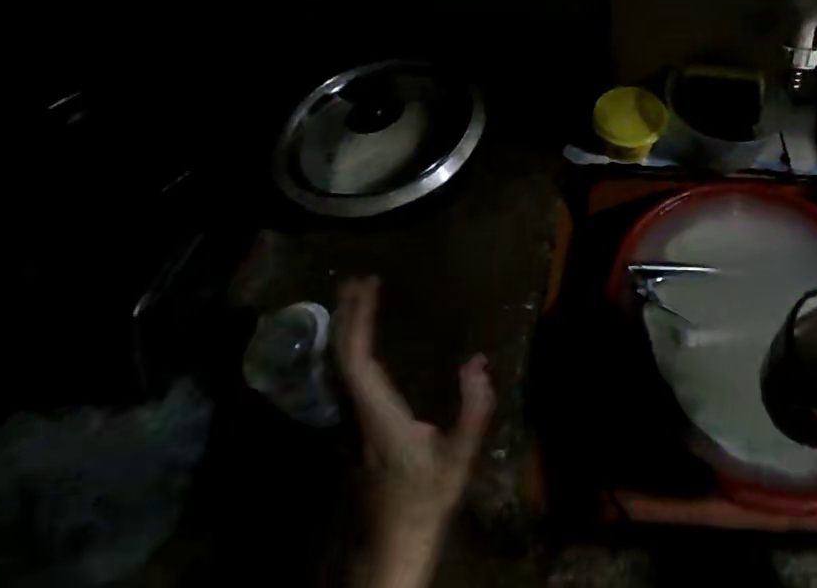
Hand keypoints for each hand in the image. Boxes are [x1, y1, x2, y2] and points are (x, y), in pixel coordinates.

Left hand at [335, 277, 494, 587]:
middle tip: (359, 278)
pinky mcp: (357, 424)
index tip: (370, 286)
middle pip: (342, 355)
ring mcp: (353, 418)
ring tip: (355, 298)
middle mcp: (359, 410)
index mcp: (380, 412)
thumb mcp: (459, 456)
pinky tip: (359, 338)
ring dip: (345, 327)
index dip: (359, 320)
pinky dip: (349, 346)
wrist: (396, 539)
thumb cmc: (428, 496)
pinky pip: (345, 375)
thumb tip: (478, 362)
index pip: (359, 359)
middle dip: (348, 314)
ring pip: (338, 365)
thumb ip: (472, 411)